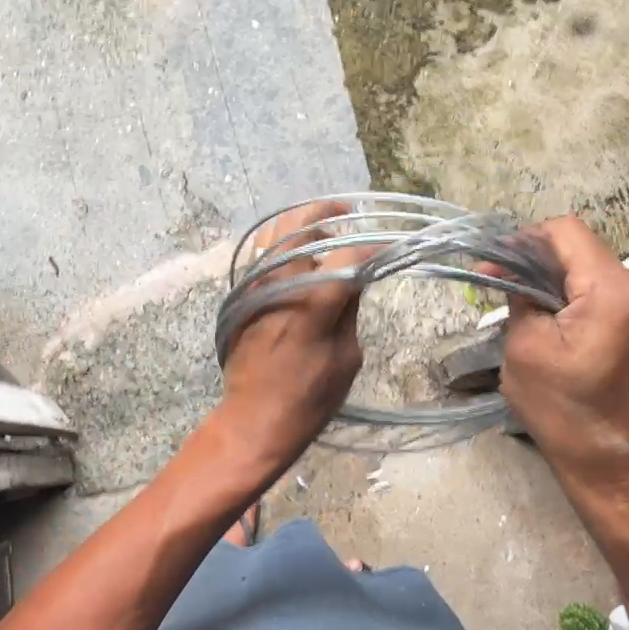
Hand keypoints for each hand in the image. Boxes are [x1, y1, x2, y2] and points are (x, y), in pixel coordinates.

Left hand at [218, 200, 370, 468]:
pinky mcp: (240, 297)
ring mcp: (253, 288)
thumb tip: (354, 278)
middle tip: (346, 211)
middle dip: (325, 212)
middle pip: (299, 227)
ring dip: (298, 223)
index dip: (372, 246)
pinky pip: (258, 254)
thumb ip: (348, 311)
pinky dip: (278, 242)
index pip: (348, 254)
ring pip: (272, 235)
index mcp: (312, 302)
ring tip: (321, 228)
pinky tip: (295, 250)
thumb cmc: (308, 399)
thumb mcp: (346, 358)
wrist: (254, 419)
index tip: (388, 248)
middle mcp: (279, 285)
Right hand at [498, 216, 628, 510]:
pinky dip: (570, 298)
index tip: (492, 263)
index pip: (566, 232)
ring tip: (516, 306)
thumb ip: (521, 298)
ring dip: (550, 281)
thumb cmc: (565, 411)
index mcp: (615, 292)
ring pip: (589, 271)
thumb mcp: (525, 347)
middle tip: (494, 285)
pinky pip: (602, 294)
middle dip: (533, 262)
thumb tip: (512, 273)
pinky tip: (546, 321)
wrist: (614, 465)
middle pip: (579, 249)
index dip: (523, 239)